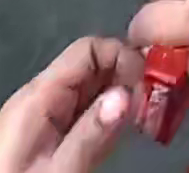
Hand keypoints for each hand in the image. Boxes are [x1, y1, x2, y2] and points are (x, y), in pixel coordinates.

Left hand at [0, 37, 139, 172]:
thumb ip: (91, 135)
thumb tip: (129, 92)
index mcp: (37, 95)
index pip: (89, 48)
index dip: (122, 58)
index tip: (147, 87)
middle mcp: (38, 97)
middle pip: (90, 65)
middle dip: (124, 77)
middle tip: (152, 106)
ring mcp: (37, 119)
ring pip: (87, 89)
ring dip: (116, 98)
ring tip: (141, 120)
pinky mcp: (38, 140)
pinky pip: (78, 113)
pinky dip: (102, 117)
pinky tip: (117, 135)